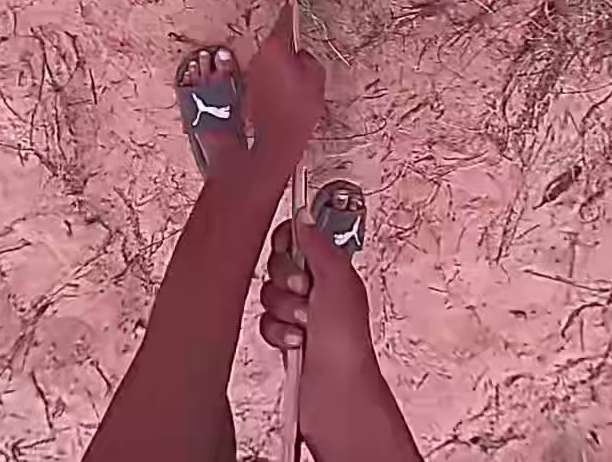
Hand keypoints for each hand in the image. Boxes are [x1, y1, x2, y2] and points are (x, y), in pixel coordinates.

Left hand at [244, 8, 324, 163]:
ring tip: (298, 84)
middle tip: (305, 61)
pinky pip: (266, 75)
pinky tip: (287, 95)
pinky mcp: (250, 89)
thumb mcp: (316, 78)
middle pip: (277, 42)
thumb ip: (308, 58)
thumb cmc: (298, 109)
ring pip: (271, 60)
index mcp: (275, 49)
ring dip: (282, 65)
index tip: (292, 0)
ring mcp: (252, 73)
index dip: (291, 11)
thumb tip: (300, 55)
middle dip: (289, 47)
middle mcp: (259, 56)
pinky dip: (276, 79)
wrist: (276, 142)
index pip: (284, 22)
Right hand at [258, 216, 380, 448]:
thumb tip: (304, 215)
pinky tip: (294, 343)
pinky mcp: (286, 337)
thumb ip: (317, 244)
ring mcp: (300, 313)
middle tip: (303, 293)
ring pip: (268, 293)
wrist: (336, 397)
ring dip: (283, 310)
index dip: (289, 242)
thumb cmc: (347, 342)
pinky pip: (265, 322)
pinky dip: (277, 332)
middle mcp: (315, 287)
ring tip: (302, 325)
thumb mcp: (336, 280)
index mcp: (330, 267)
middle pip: (278, 263)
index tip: (291, 252)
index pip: (297, 236)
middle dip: (285, 280)